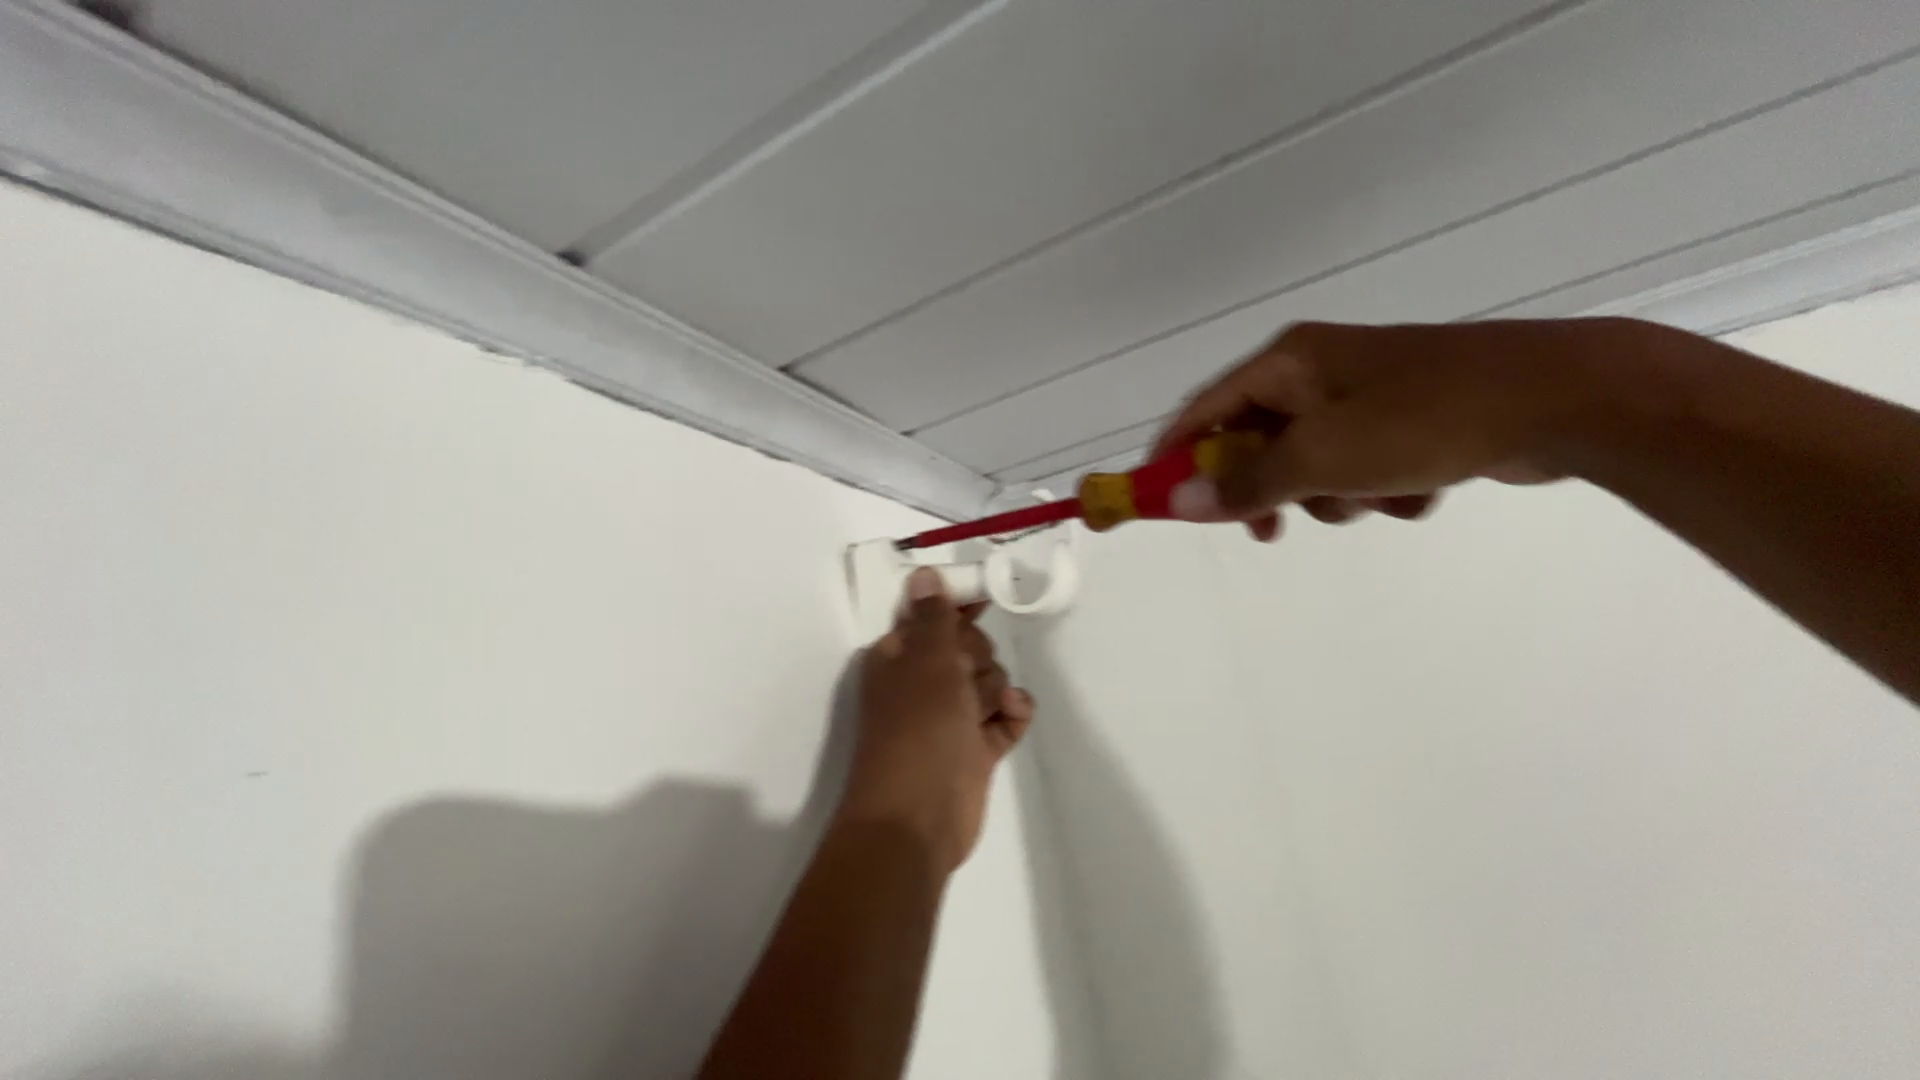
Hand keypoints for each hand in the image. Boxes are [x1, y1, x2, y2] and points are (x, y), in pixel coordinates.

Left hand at [839, 568, 1034, 874]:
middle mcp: (924, 683)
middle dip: (978, 657)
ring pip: (991, 680)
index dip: (959, 609)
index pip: (933, 617)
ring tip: (981, 713)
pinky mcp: (977, 748)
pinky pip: (1006, 716)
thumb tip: (923, 572)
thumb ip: (933, 617)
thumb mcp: (926, 662)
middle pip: (969, 647)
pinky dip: (1012, 714)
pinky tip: (1011, 717)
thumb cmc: (917, 731)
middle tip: (966, 678)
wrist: (917, 820)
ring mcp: (951, 717)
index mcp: (899, 657)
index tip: (986, 600)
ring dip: (994, 690)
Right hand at [1154, 318, 1642, 539]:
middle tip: (1269, 530)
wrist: (1560, 399)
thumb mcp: (1319, 457)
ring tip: (1378, 496)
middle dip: (1269, 488)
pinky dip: (1380, 489)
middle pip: (1257, 441)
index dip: (1174, 455)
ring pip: (1314, 463)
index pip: (1203, 410)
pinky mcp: (1409, 419)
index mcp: (1288, 362)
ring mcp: (1368, 393)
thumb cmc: (1421, 420)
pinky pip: (1364, 467)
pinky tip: (1420, 488)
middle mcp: (1320, 370)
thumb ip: (1246, 482)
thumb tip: (1177, 501)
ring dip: (1335, 494)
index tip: (1157, 503)